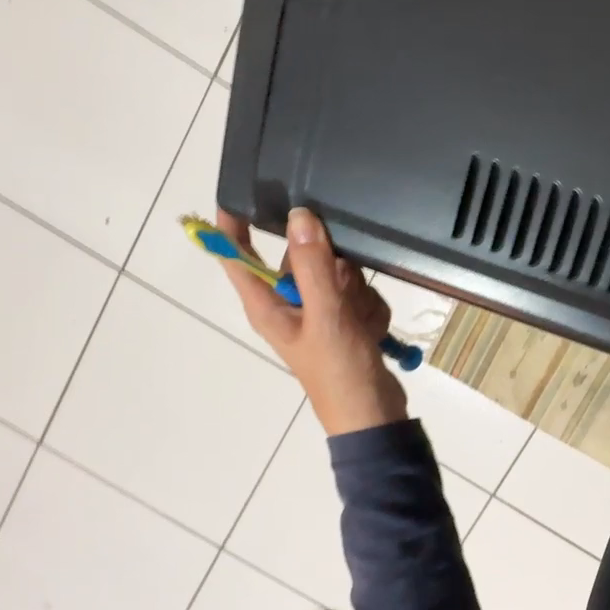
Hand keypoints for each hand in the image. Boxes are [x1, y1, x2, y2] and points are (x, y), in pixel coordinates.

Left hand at [218, 207, 408, 434]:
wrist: (375, 415)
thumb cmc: (339, 372)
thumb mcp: (327, 317)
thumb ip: (314, 267)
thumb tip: (299, 217)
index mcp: (269, 306)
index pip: (239, 257)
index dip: (234, 226)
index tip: (242, 193)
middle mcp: (291, 305)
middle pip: (303, 259)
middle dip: (331, 269)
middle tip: (343, 291)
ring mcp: (321, 314)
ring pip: (339, 275)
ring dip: (356, 294)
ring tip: (361, 323)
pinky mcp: (347, 323)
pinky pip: (359, 297)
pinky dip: (370, 312)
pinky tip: (371, 332)